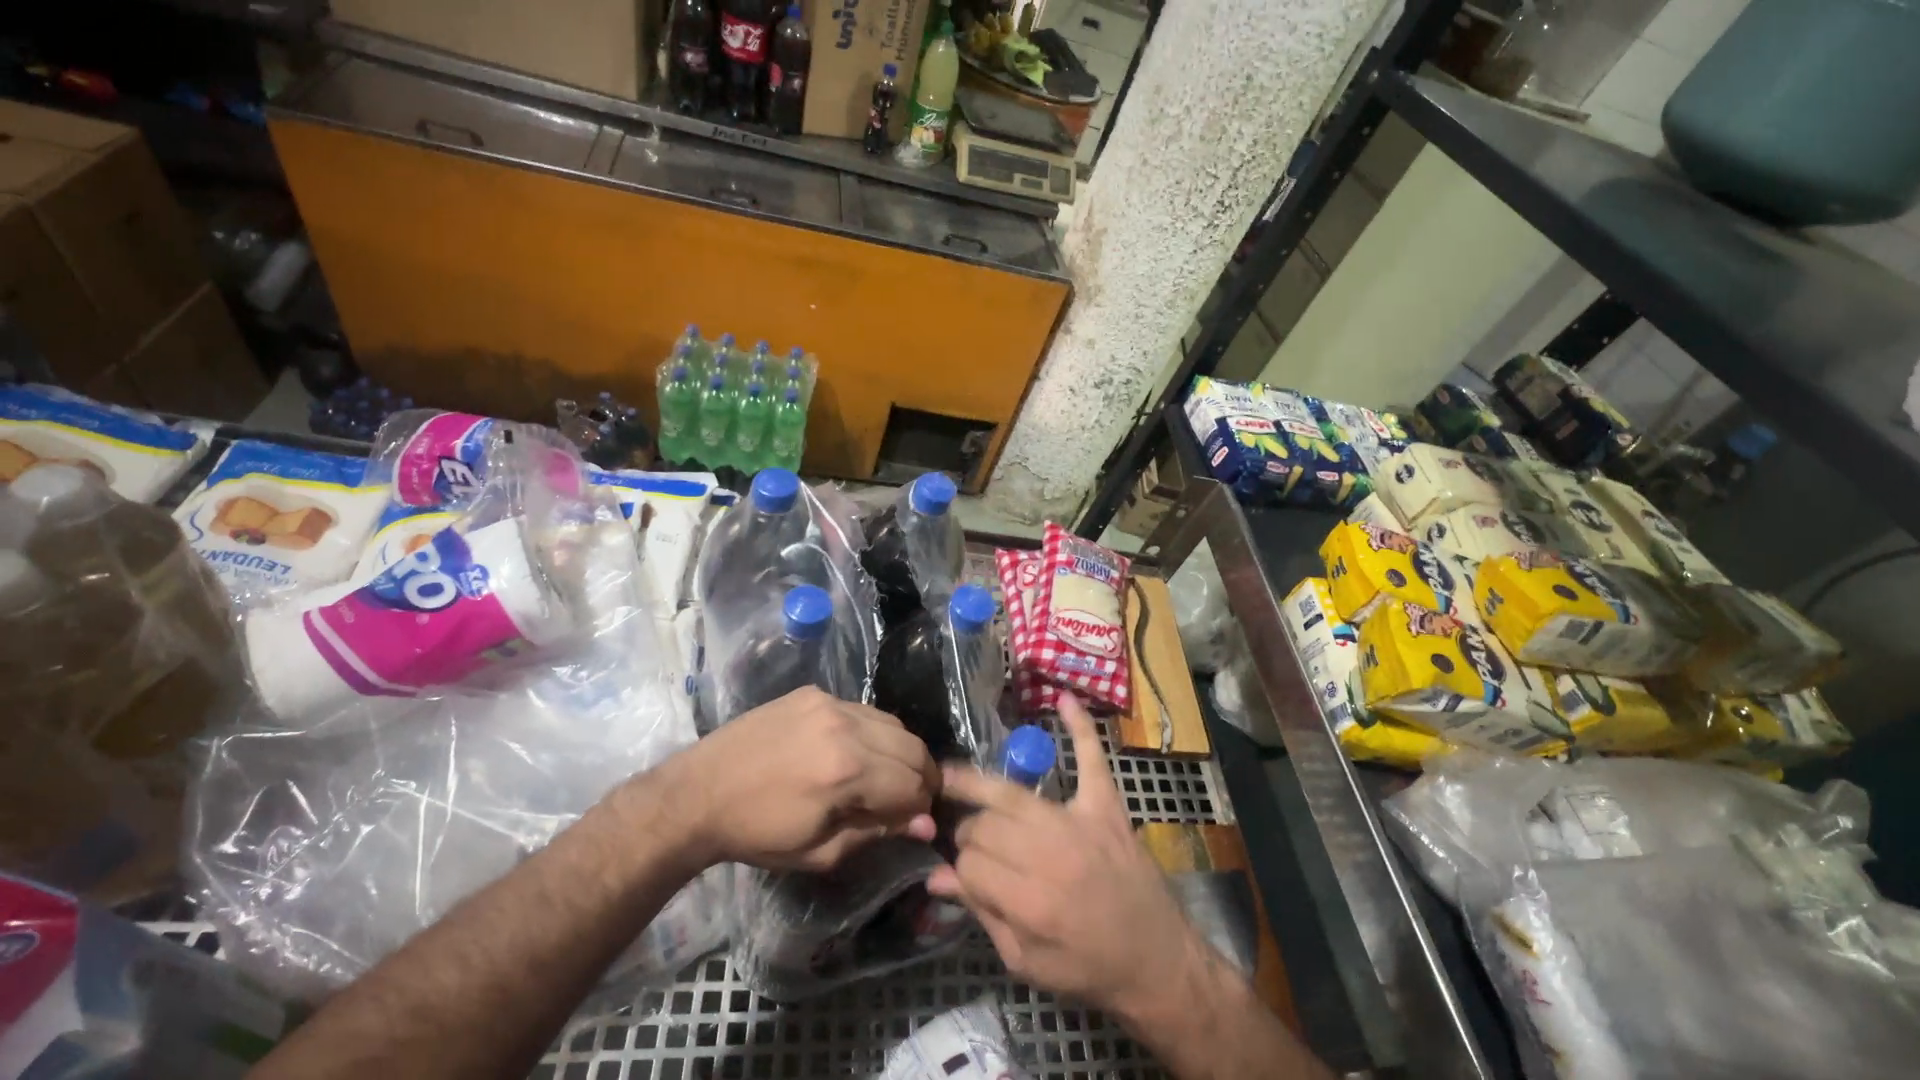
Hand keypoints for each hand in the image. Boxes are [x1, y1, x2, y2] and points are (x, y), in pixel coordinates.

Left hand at [666, 686, 939, 871]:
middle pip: (913, 746)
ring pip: (892, 722)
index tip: (911, 821)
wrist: (697, 795)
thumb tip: (924, 823)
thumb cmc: (757, 833)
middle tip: (905, 799)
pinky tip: (851, 752)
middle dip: (919, 776)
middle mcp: (845, 726)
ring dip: (898, 751)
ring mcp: (828, 703)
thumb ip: (876, 833)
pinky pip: (861, 710)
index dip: (921, 807)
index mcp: (847, 771)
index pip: (913, 783)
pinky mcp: (811, 694)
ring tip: (881, 775)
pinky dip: (870, 732)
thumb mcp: (819, 852)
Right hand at [927, 693, 1204, 1019]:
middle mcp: (1049, 855)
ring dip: (981, 788)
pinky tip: (1064, 698)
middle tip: (972, 846)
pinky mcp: (1107, 810)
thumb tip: (935, 877)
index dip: (958, 869)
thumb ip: (981, 913)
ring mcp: (1079, 825)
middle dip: (968, 833)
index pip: (968, 863)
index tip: (961, 876)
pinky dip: (1080, 729)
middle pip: (984, 824)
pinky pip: (1091, 761)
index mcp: (1028, 901)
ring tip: (957, 781)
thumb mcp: (1024, 961)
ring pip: (1012, 793)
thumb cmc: (1087, 970)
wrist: (1158, 963)